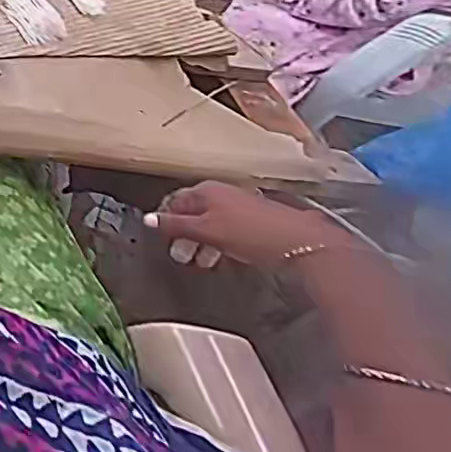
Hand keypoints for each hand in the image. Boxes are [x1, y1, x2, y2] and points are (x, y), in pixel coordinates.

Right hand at [146, 182, 354, 270]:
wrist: (303, 242)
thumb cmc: (248, 233)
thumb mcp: (206, 231)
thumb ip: (176, 226)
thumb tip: (147, 219)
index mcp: (205, 190)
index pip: (174, 201)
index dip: (166, 220)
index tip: (163, 241)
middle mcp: (222, 192)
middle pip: (194, 211)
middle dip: (185, 234)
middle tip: (182, 257)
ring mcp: (242, 204)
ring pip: (213, 221)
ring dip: (203, 241)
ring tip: (203, 262)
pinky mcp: (259, 218)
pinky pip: (230, 227)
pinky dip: (222, 241)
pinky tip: (226, 256)